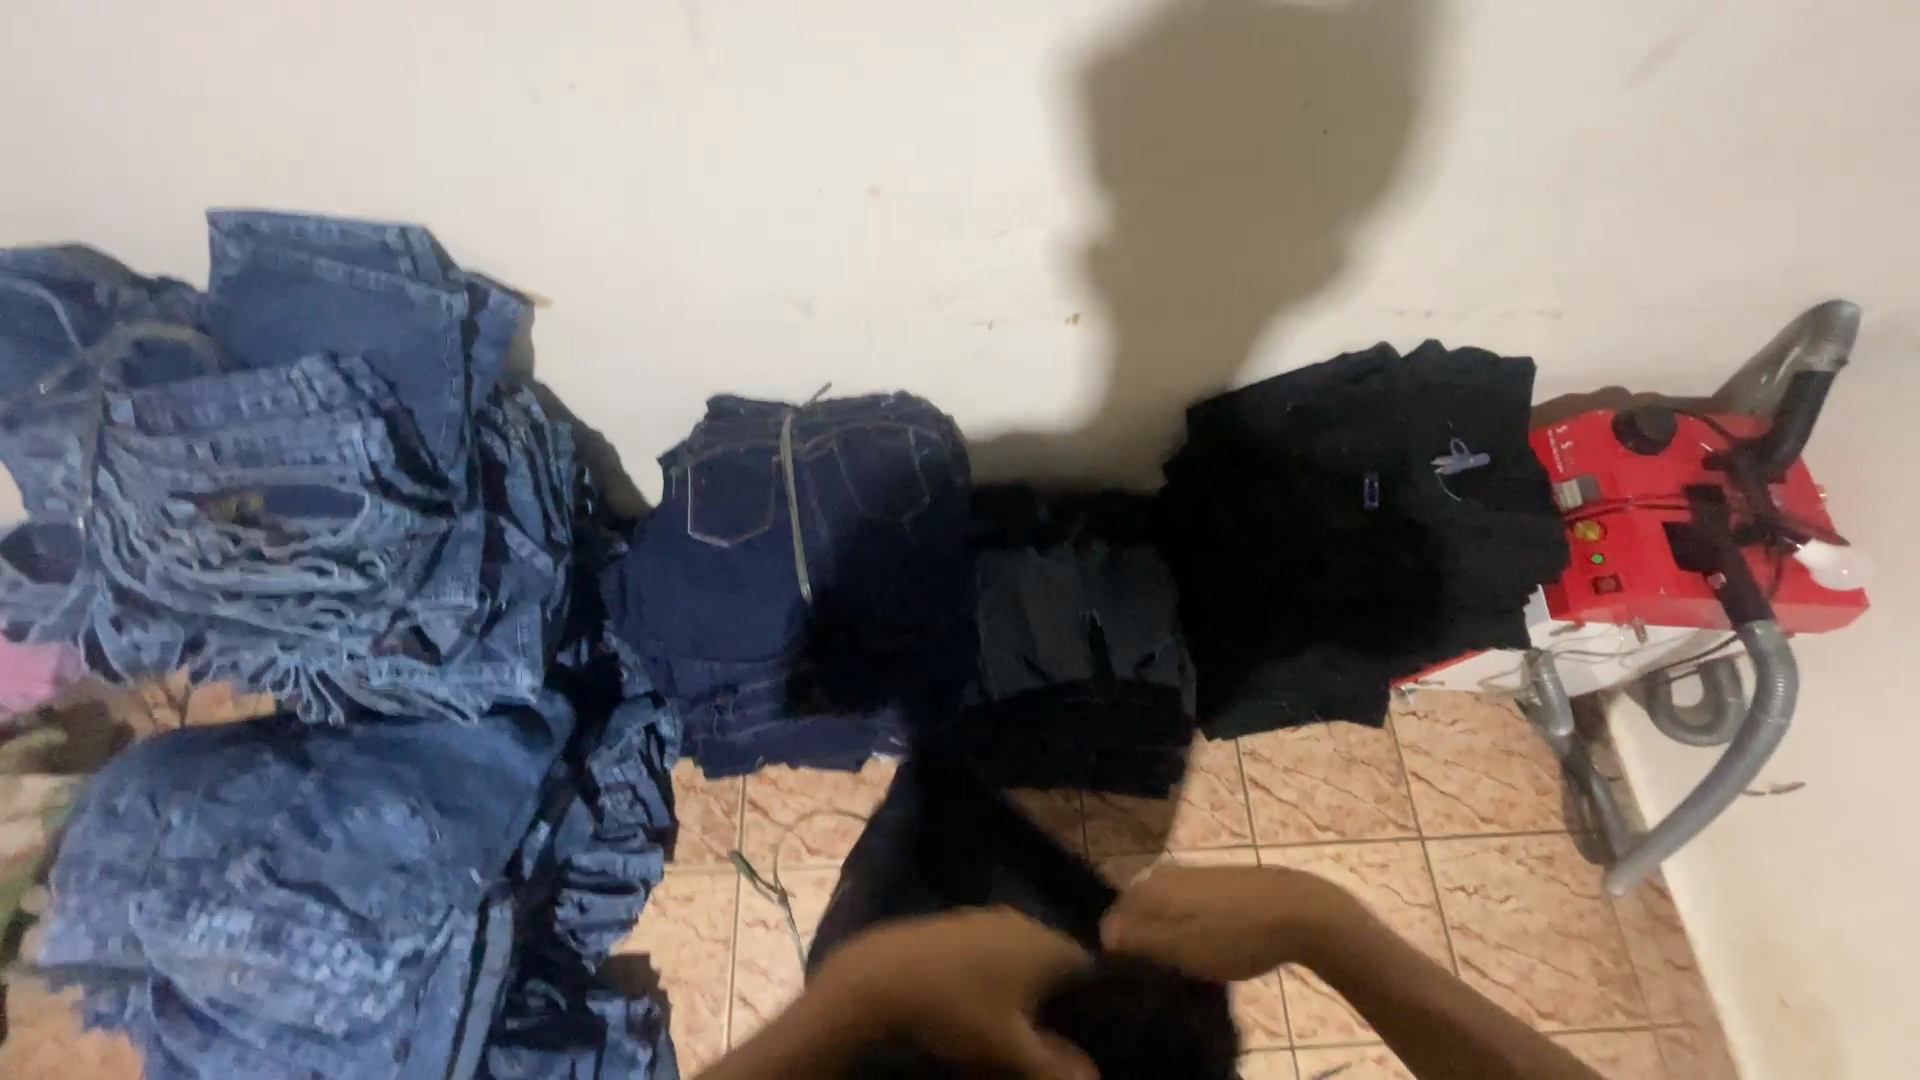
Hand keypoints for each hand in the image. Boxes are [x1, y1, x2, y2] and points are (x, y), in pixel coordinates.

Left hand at [808, 907, 1098, 1079]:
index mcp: (1043, 943)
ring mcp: (986, 918)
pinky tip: (978, 1001)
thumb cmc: (957, 1008)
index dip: (1091, 1002)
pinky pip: (993, 949)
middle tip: (1048, 1037)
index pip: (1086, 966)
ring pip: (1021, 954)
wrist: (883, 975)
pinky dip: (995, 974)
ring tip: (1014, 1025)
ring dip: (1023, 986)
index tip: (1085, 1034)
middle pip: (1054, 960)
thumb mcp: (1009, 1048)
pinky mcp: (958, 923)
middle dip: (1055, 997)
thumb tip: (1093, 1077)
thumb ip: (1055, 1066)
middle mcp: (1021, 921)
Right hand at [1101, 864, 1355, 981]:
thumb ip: (1135, 940)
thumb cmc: (1232, 934)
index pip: (1110, 924)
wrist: (1296, 910)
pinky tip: (1209, 951)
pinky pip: (1183, 911)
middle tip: (1166, 977)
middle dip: (1144, 947)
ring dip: (1168, 941)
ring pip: (1160, 915)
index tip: (1141, 980)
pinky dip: (1188, 931)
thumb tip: (1102, 936)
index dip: (1120, 955)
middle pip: (1135, 918)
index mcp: (1145, 886)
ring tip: (1190, 969)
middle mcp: (1158, 874)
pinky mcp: (1210, 883)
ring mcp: (1185, 876)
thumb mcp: (1179, 947)